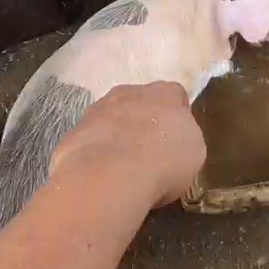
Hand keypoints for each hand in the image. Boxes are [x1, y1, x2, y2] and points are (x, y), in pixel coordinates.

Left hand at [48, 81, 205, 207]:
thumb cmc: (164, 160)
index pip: (175, 96)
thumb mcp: (193, 152)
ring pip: (112, 119)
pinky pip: (90, 140)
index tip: (175, 142)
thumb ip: (184, 138)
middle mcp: (131, 92)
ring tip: (121, 170)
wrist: (110, 173)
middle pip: (140, 104)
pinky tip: (100, 176)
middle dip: (143, 124)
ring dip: (117, 137)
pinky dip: (95, 154)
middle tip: (148, 155)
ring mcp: (98, 108)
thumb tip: (173, 142)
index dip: (176, 118)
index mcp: (165, 93)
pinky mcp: (75, 130)